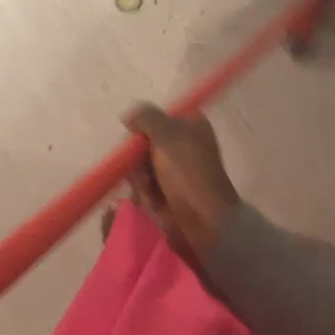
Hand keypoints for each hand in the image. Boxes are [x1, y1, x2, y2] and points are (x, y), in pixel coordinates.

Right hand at [124, 104, 241, 256]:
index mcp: (191, 125)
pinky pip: (146, 188)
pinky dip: (146, 196)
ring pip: (142, 168)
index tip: (135, 140)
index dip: (143, 129)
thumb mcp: (166, 135)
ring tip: (151, 193)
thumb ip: (146, 118)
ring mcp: (177, 171)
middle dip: (138, 161)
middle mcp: (184, 145)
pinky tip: (153, 204)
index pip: (157, 118)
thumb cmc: (188, 172)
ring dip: (141, 181)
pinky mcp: (170, 193)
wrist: (205, 220)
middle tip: (145, 172)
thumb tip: (129, 115)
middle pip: (145, 144)